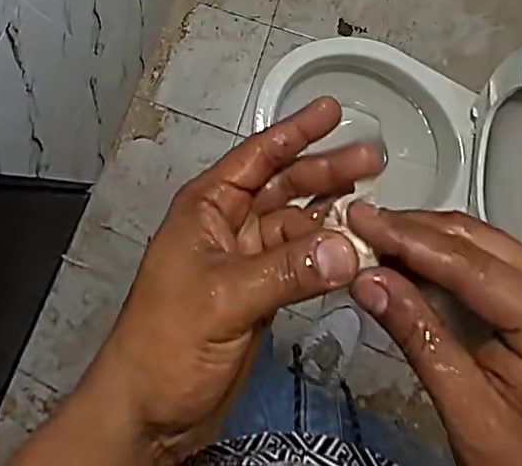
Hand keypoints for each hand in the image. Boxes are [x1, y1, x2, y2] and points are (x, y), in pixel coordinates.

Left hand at [16, 97, 383, 465]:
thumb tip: (347, 248)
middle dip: (325, 169)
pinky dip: (327, 255)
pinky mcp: (260, 291)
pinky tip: (354, 250)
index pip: (258, 156)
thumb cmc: (164, 341)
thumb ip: (287, 272)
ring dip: (332, 214)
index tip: (331, 111)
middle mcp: (229, 223)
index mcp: (208, 205)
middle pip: (284, 184)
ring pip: (297, 223)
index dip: (296, 130)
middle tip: (371, 158)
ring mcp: (247, 258)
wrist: (149, 410)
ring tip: (373, 204)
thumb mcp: (223, 297)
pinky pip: (301, 261)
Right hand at [347, 205, 521, 465]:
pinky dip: (440, 253)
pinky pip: (485, 254)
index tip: (361, 221)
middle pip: (472, 240)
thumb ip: (419, 339)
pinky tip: (407, 257)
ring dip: (421, 237)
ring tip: (373, 239)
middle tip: (358, 226)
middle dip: (408, 230)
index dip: (407, 238)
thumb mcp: (471, 414)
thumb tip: (370, 280)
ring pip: (476, 239)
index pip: (469, 264)